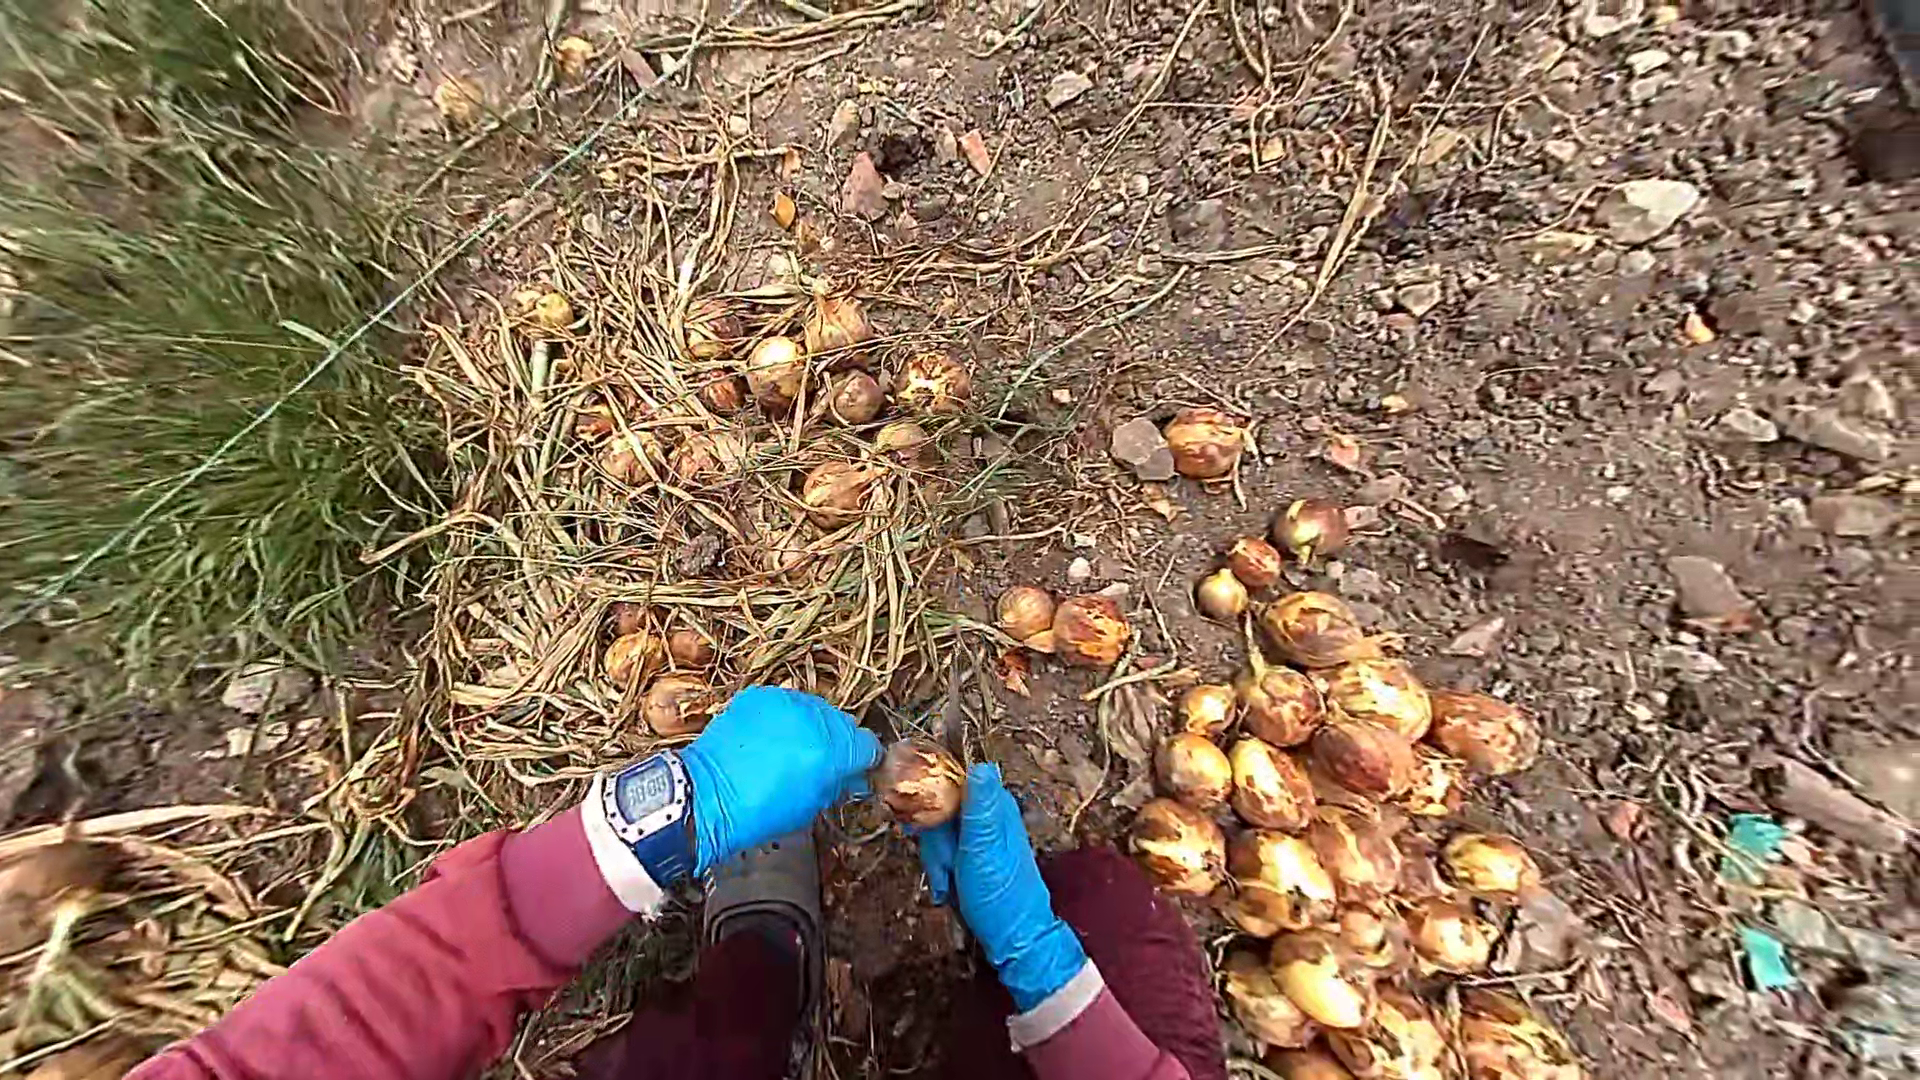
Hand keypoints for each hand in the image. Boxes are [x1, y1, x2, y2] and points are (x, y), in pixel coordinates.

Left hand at [682, 686, 880, 873]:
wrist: (704, 797)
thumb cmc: (761, 811)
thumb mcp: (811, 806)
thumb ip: (838, 784)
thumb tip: (852, 776)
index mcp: (834, 749)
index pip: (868, 744)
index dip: (863, 759)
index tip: (855, 769)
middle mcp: (816, 717)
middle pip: (843, 723)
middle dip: (837, 741)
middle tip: (821, 761)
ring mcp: (788, 701)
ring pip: (816, 709)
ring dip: (811, 726)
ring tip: (792, 747)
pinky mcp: (763, 694)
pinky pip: (785, 703)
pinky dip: (784, 718)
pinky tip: (770, 737)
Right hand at [917, 764, 1086, 1010]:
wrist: (1013, 937)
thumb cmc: (999, 892)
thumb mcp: (984, 847)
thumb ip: (980, 806)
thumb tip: (981, 765)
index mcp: (993, 803)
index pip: (950, 782)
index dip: (932, 804)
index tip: (924, 829)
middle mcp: (987, 812)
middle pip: (941, 808)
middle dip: (935, 841)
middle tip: (945, 867)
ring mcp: (979, 833)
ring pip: (939, 831)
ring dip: (937, 859)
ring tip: (948, 882)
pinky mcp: (972, 851)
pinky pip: (944, 850)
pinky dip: (941, 868)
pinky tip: (947, 887)